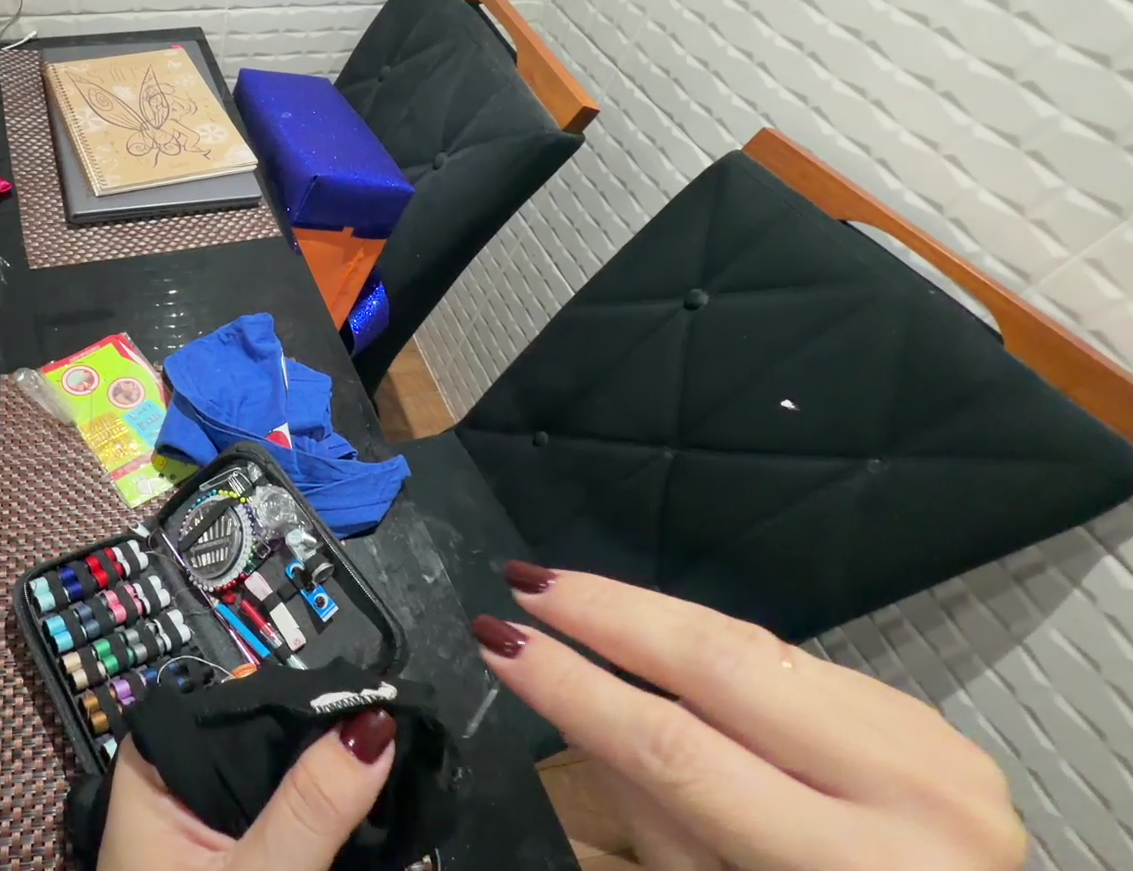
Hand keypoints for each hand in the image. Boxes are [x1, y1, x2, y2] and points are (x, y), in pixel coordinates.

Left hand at [98, 709, 396, 870]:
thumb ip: (312, 805)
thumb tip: (378, 719)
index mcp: (158, 759)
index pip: (241, 701)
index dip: (311, 701)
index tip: (381, 705)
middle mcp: (175, 771)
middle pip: (261, 734)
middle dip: (326, 741)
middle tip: (404, 737)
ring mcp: (199, 809)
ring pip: (276, 772)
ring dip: (329, 777)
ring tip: (399, 763)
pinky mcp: (225, 844)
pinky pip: (277, 808)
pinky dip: (317, 811)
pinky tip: (364, 806)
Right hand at [475, 564, 1026, 870]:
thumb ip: (646, 801)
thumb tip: (572, 699)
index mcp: (850, 869)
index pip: (676, 750)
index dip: (576, 687)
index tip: (497, 638)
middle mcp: (906, 795)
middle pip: (720, 667)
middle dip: (606, 615)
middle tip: (523, 580)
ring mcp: (923, 741)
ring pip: (745, 641)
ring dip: (637, 607)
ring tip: (558, 584)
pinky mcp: (913, 709)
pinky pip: (774, 652)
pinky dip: (692, 630)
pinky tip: (636, 616)